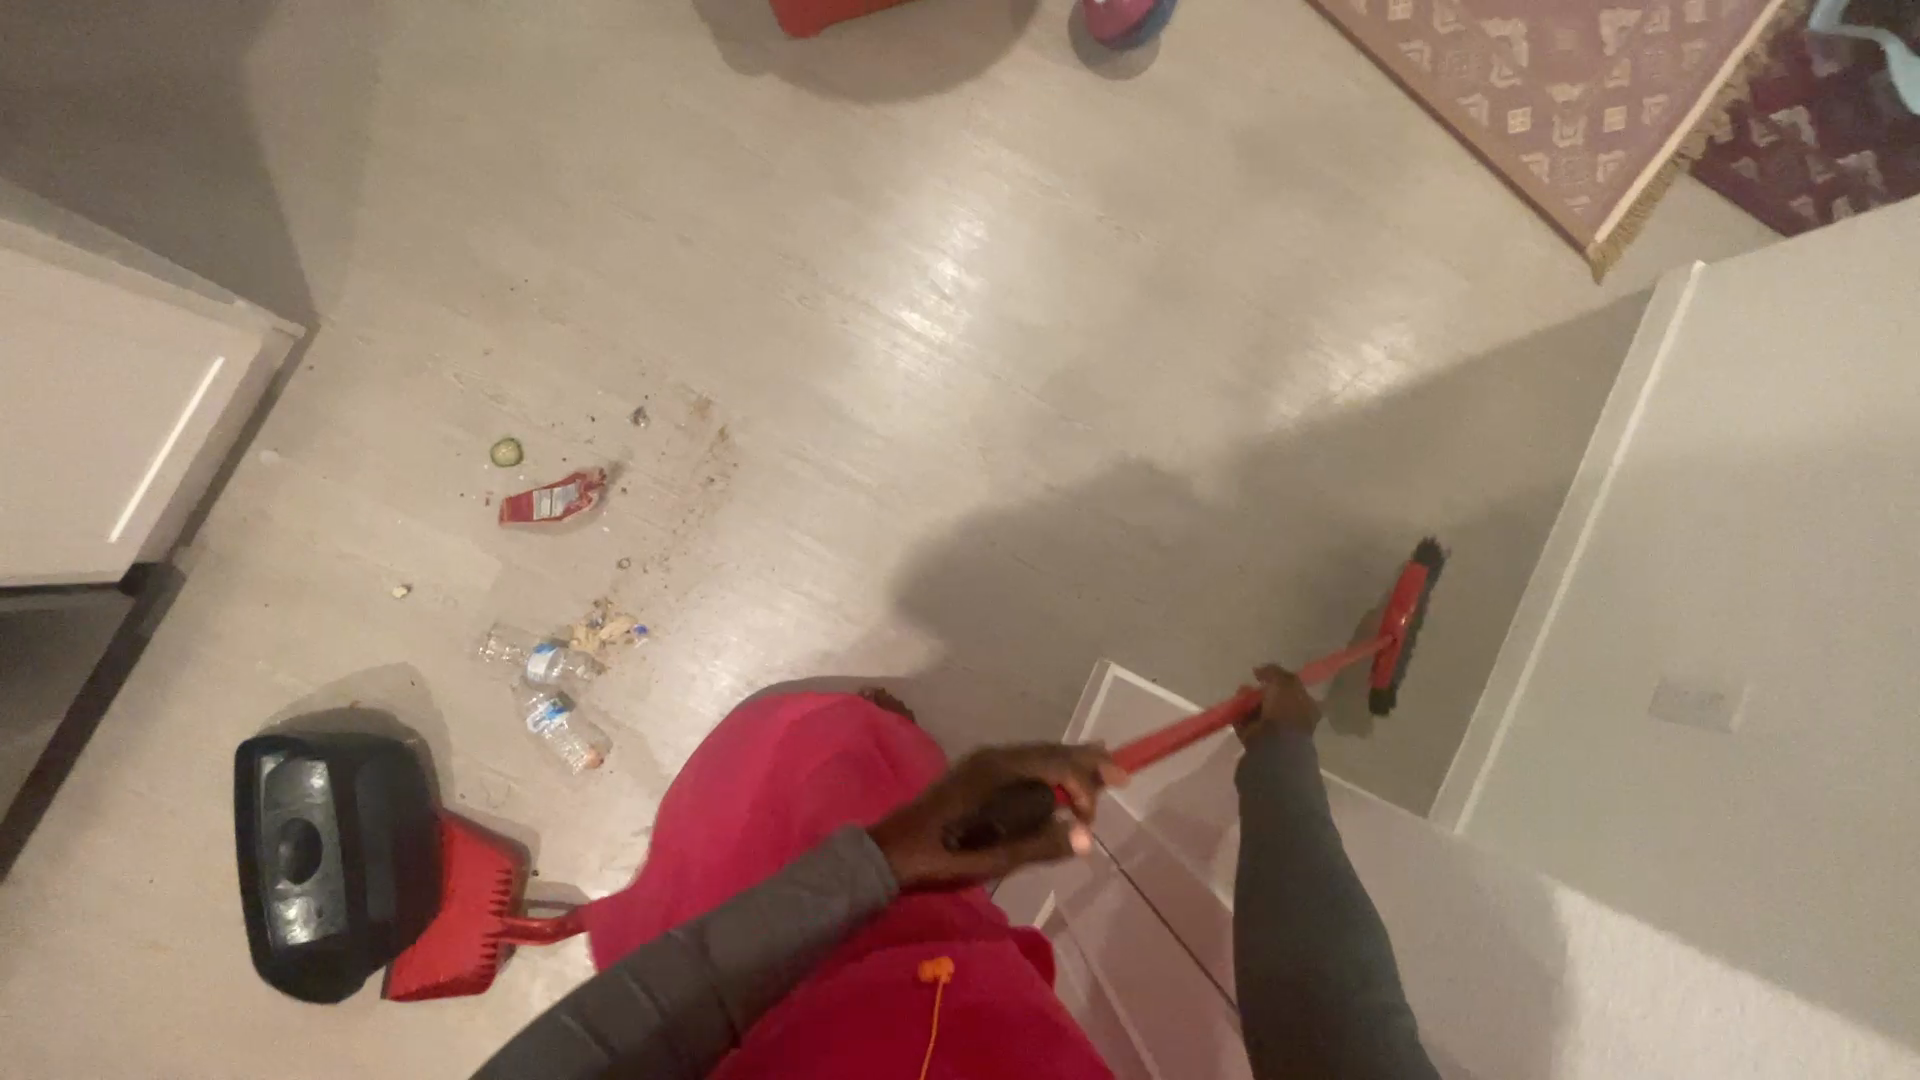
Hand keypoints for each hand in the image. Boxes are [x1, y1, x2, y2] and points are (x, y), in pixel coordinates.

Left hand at [869, 743, 1127, 889]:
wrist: (894, 850)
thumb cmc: (944, 855)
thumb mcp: (996, 856)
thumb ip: (1042, 843)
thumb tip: (1086, 836)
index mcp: (1000, 769)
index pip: (1056, 764)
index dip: (1084, 784)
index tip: (1094, 818)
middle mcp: (994, 755)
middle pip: (1050, 751)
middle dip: (1086, 762)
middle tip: (1121, 772)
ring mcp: (983, 761)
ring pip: (1037, 755)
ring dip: (1068, 765)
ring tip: (1098, 772)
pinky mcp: (977, 771)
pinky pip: (1024, 762)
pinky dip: (1048, 769)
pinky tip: (1057, 783)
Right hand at [1235, 664, 1322, 742]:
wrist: (1274, 741)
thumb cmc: (1286, 710)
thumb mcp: (1284, 682)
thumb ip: (1274, 672)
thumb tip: (1259, 669)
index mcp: (1307, 707)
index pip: (1295, 690)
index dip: (1281, 681)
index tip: (1266, 676)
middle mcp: (1293, 719)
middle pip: (1275, 700)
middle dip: (1261, 691)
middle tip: (1252, 683)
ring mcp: (1275, 731)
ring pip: (1259, 711)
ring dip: (1248, 701)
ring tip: (1240, 692)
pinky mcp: (1258, 738)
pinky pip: (1246, 722)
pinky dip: (1239, 713)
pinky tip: (1235, 705)